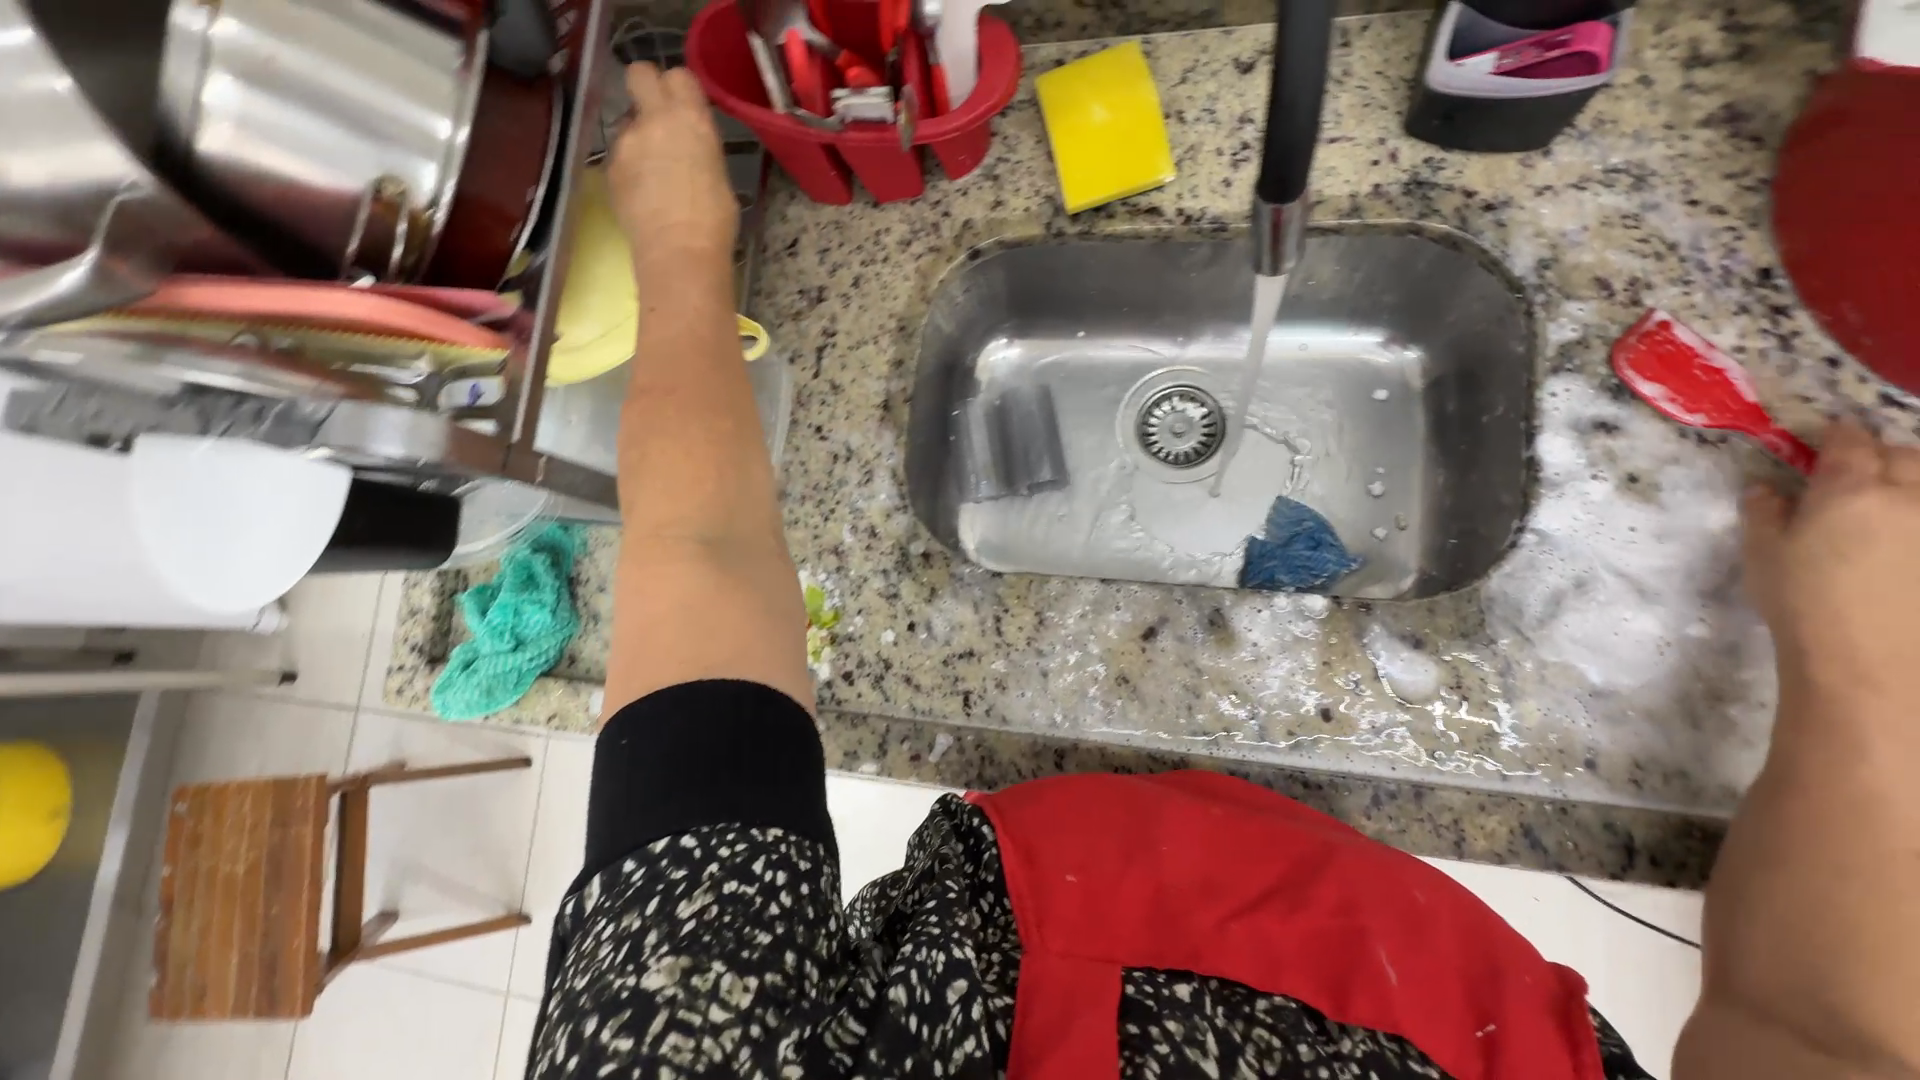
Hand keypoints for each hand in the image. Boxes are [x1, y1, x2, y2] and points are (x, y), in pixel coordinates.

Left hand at [606, 63, 738, 269]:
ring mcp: (626, 142)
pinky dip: (629, 168)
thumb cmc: (714, 220)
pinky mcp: (609, 167)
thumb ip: (698, 146)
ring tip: (654, 177)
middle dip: (645, 88)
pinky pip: (619, 155)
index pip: (678, 76)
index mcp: (690, 119)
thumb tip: (686, 144)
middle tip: (656, 116)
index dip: (679, 89)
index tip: (684, 107)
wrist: (678, 252)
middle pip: (639, 74)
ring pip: (627, 123)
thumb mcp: (718, 174)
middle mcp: (654, 120)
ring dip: (638, 139)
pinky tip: (643, 195)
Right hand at [1742, 421, 1919, 712]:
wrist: (1869, 660)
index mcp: (1849, 490)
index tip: (1825, 437)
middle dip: (1881, 455)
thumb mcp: (1762, 555)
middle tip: (1855, 472)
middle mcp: (1908, 496)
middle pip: (1904, 454)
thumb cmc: (1800, 602)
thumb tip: (1767, 488)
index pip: (1850, 443)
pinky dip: (1916, 514)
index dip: (1836, 435)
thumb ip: (1764, 513)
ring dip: (1910, 481)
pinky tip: (1902, 534)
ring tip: (1888, 503)